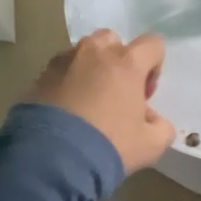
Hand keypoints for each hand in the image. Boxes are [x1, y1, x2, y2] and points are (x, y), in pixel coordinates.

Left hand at [26, 30, 173, 172]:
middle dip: (119, 62)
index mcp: (126, 62)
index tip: (145, 96)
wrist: (52, 159)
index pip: (153, 44)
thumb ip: (161, 126)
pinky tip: (66, 113)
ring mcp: (62, 61)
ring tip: (87, 104)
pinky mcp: (38, 77)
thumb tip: (150, 119)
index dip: (154, 67)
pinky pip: (60, 72)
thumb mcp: (151, 145)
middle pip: (113, 41)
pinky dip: (66, 84)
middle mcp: (94, 52)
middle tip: (117, 94)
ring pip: (83, 54)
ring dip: (90, 71)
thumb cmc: (109, 145)